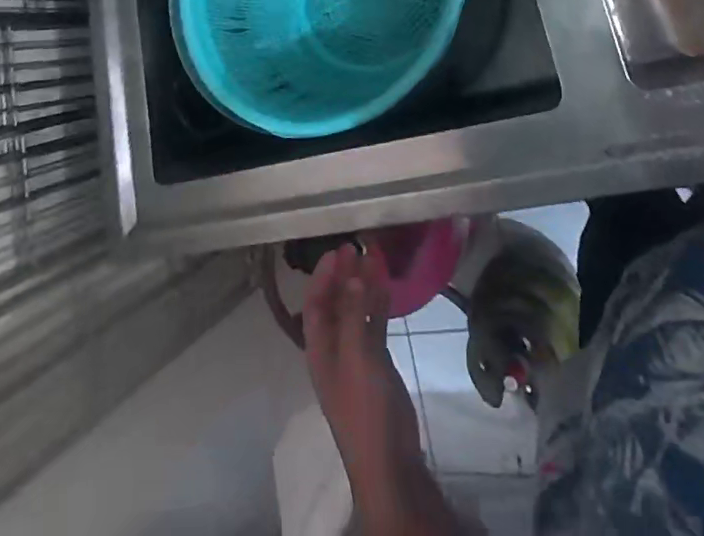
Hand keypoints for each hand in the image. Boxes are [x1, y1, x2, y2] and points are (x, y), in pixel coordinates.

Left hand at [302, 243, 423, 486]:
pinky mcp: (377, 362)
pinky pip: (374, 325)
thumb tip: (352, 276)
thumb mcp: (356, 359)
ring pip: (356, 311)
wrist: (388, 458)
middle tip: (356, 247)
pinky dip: (378, 304)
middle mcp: (334, 348)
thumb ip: (354, 317)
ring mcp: (356, 355)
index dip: (322, 277)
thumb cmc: (363, 408)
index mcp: (319, 350)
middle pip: (335, 304)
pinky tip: (386, 286)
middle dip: (343, 276)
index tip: (336, 251)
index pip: (315, 304)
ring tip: (373, 257)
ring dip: (362, 286)